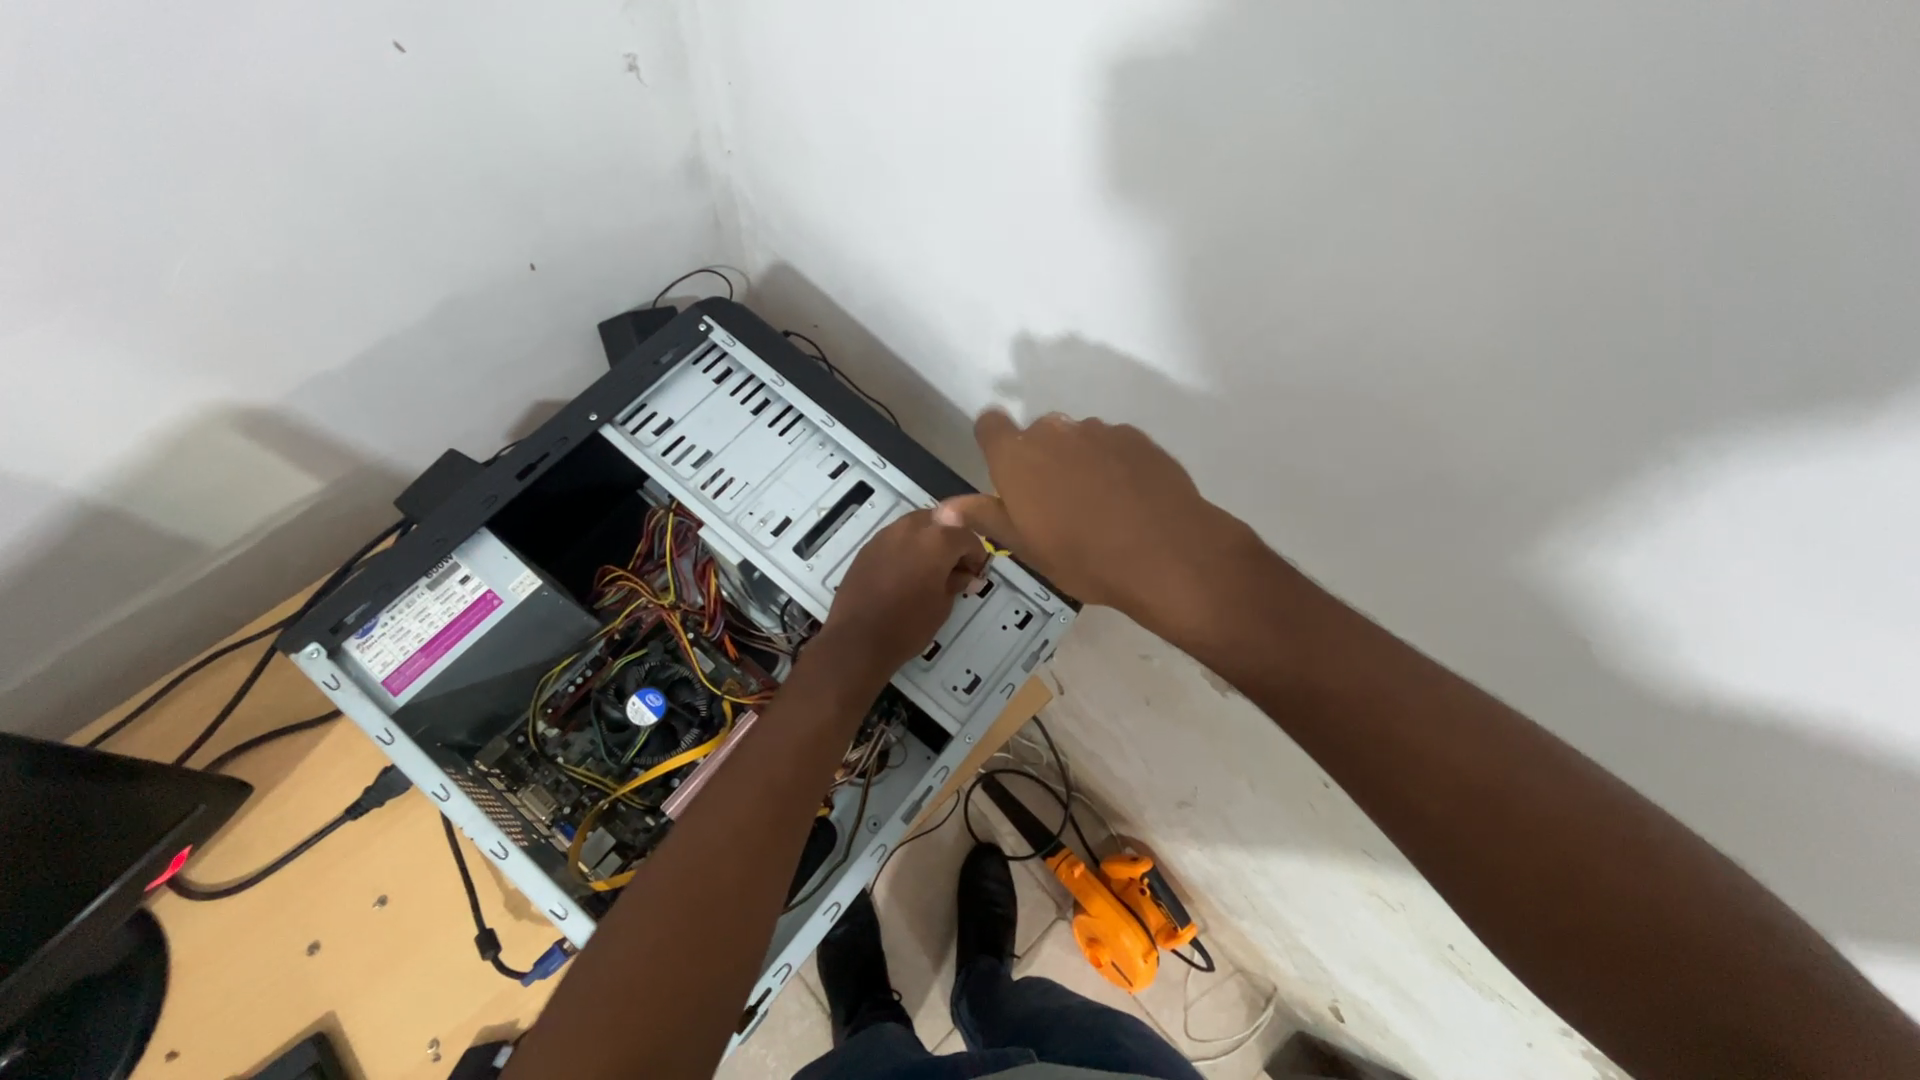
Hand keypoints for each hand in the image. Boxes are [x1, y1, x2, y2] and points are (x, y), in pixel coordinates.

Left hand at [814, 510, 986, 677]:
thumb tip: (967, 576)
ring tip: (930, 568)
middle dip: (952, 540)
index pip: (967, 537)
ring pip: (916, 525)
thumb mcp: (942, 606)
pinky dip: (908, 547)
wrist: (857, 639)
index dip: (976, 555)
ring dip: (929, 540)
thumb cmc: (908, 625)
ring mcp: (886, 534)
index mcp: (937, 540)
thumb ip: (957, 582)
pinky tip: (906, 571)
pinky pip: (896, 537)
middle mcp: (912, 528)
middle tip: (954, 567)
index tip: (976, 573)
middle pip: (941, 521)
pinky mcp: (868, 546)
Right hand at [934, 410, 1256, 626]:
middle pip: (1036, 434)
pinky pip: (1112, 445)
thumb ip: (983, 517)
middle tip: (1055, 506)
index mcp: (1016, 456)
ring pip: (1076, 439)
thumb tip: (941, 509)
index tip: (1006, 472)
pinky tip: (1127, 500)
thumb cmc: (1082, 556)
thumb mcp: (1024, 546)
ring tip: (1098, 507)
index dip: (994, 442)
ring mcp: (1098, 430)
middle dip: (1040, 460)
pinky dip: (1113, 464)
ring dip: (1078, 461)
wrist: (1164, 552)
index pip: (990, 424)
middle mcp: (1053, 431)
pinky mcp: (1136, 438)